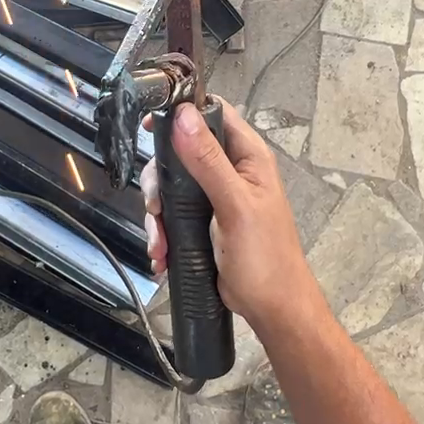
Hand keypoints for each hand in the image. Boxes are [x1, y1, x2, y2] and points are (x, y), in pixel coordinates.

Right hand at [141, 100, 317, 333]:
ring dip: (158, 215)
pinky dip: (163, 233)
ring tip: (160, 243)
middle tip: (155, 207)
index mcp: (247, 156)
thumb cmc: (265, 257)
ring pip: (172, 187)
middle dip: (160, 181)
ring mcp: (216, 197)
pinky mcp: (204, 222)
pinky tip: (162, 255)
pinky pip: (174, 215)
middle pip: (181, 153)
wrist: (273, 310)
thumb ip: (208, 161)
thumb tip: (183, 115)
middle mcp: (231, 170)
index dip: (181, 113)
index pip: (213, 114)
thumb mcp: (235, 205)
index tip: (149, 126)